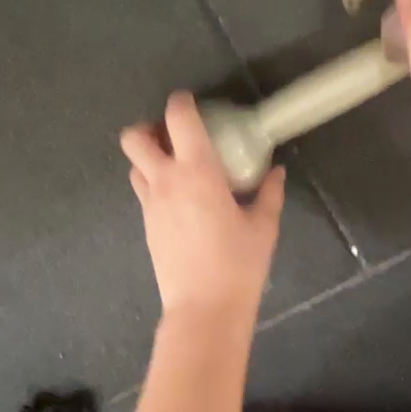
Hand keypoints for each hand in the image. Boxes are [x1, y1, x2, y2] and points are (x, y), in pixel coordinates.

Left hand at [121, 92, 286, 321]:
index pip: (178, 118)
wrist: (204, 308)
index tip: (193, 102)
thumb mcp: (264, 226)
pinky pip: (144, 191)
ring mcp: (151, 204)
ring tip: (178, 167)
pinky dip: (156, 183)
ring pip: (134, 165)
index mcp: (197, 172)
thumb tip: (276, 172)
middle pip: (134, 137)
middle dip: (150, 127)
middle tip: (176, 136)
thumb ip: (270, 193)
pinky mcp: (147, 225)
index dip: (181, 102)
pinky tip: (182, 199)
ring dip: (150, 157)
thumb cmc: (239, 264)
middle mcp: (166, 181)